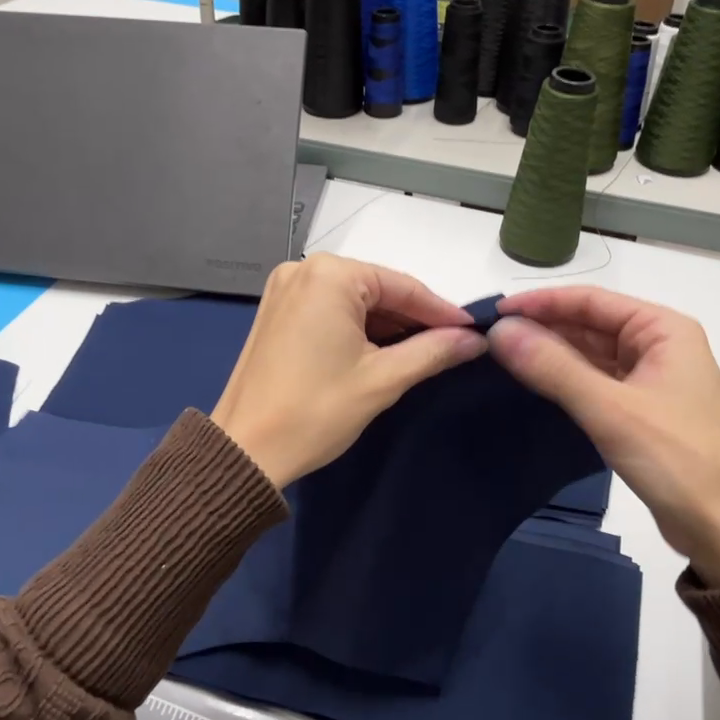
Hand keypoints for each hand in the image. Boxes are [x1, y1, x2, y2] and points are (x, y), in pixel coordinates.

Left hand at [212, 254, 486, 486]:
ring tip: (424, 352)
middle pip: (377, 289)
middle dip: (413, 319)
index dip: (442, 312)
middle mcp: (304, 269)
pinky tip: (384, 350)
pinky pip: (330, 310)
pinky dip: (358, 329)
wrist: (245, 450)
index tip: (474, 330)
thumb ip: (433, 351)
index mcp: (329, 275)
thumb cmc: (316, 411)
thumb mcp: (383, 380)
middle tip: (452, 345)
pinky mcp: (277, 311)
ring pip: (354, 301)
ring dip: (387, 325)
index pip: (402, 287)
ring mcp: (286, 289)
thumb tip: (474, 339)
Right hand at [486, 287, 719, 587]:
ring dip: (551, 355)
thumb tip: (499, 331)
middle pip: (589, 324)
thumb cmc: (680, 461)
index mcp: (663, 329)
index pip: (590, 300)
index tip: (492, 314)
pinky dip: (565, 381)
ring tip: (500, 358)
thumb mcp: (611, 410)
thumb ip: (553, 367)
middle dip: (542, 328)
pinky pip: (595, 382)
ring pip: (590, 354)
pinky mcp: (643, 411)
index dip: (540, 303)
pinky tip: (532, 385)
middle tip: (488, 339)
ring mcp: (651, 379)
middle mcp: (659, 345)